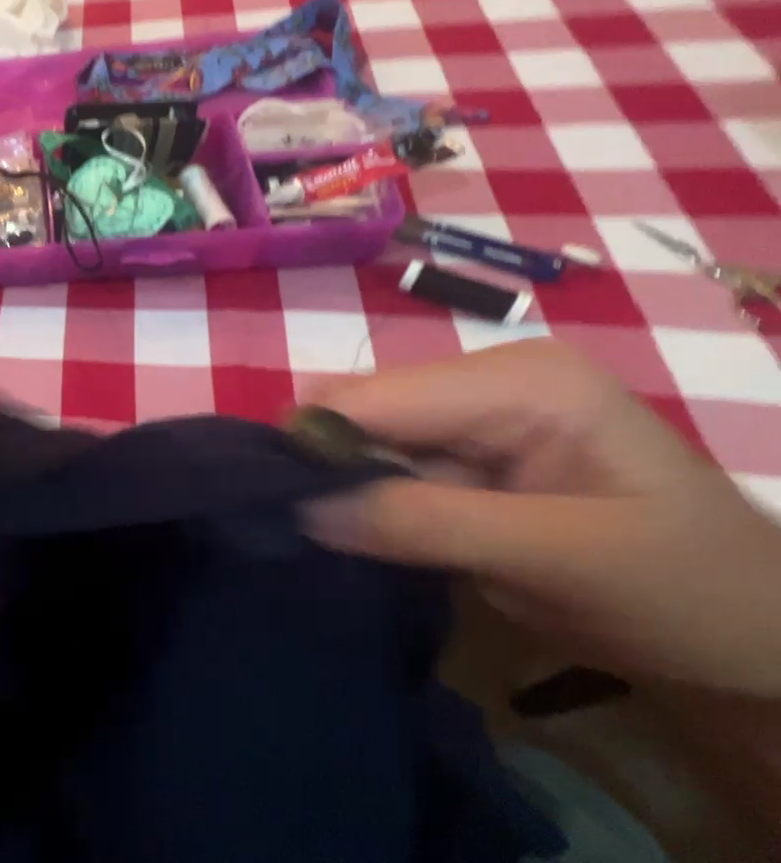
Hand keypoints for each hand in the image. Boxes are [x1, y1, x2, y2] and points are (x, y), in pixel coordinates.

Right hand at [303, 338, 780, 696]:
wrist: (754, 639)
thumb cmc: (685, 592)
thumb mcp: (559, 559)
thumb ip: (424, 522)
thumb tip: (297, 506)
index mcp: (520, 380)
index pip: (369, 396)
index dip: (314, 449)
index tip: (281, 511)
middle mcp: (487, 376)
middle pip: (355, 408)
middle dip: (324, 467)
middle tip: (315, 532)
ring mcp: (474, 411)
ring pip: (358, 436)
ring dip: (341, 487)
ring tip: (344, 539)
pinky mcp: (464, 449)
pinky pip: (381, 462)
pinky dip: (363, 497)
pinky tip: (372, 532)